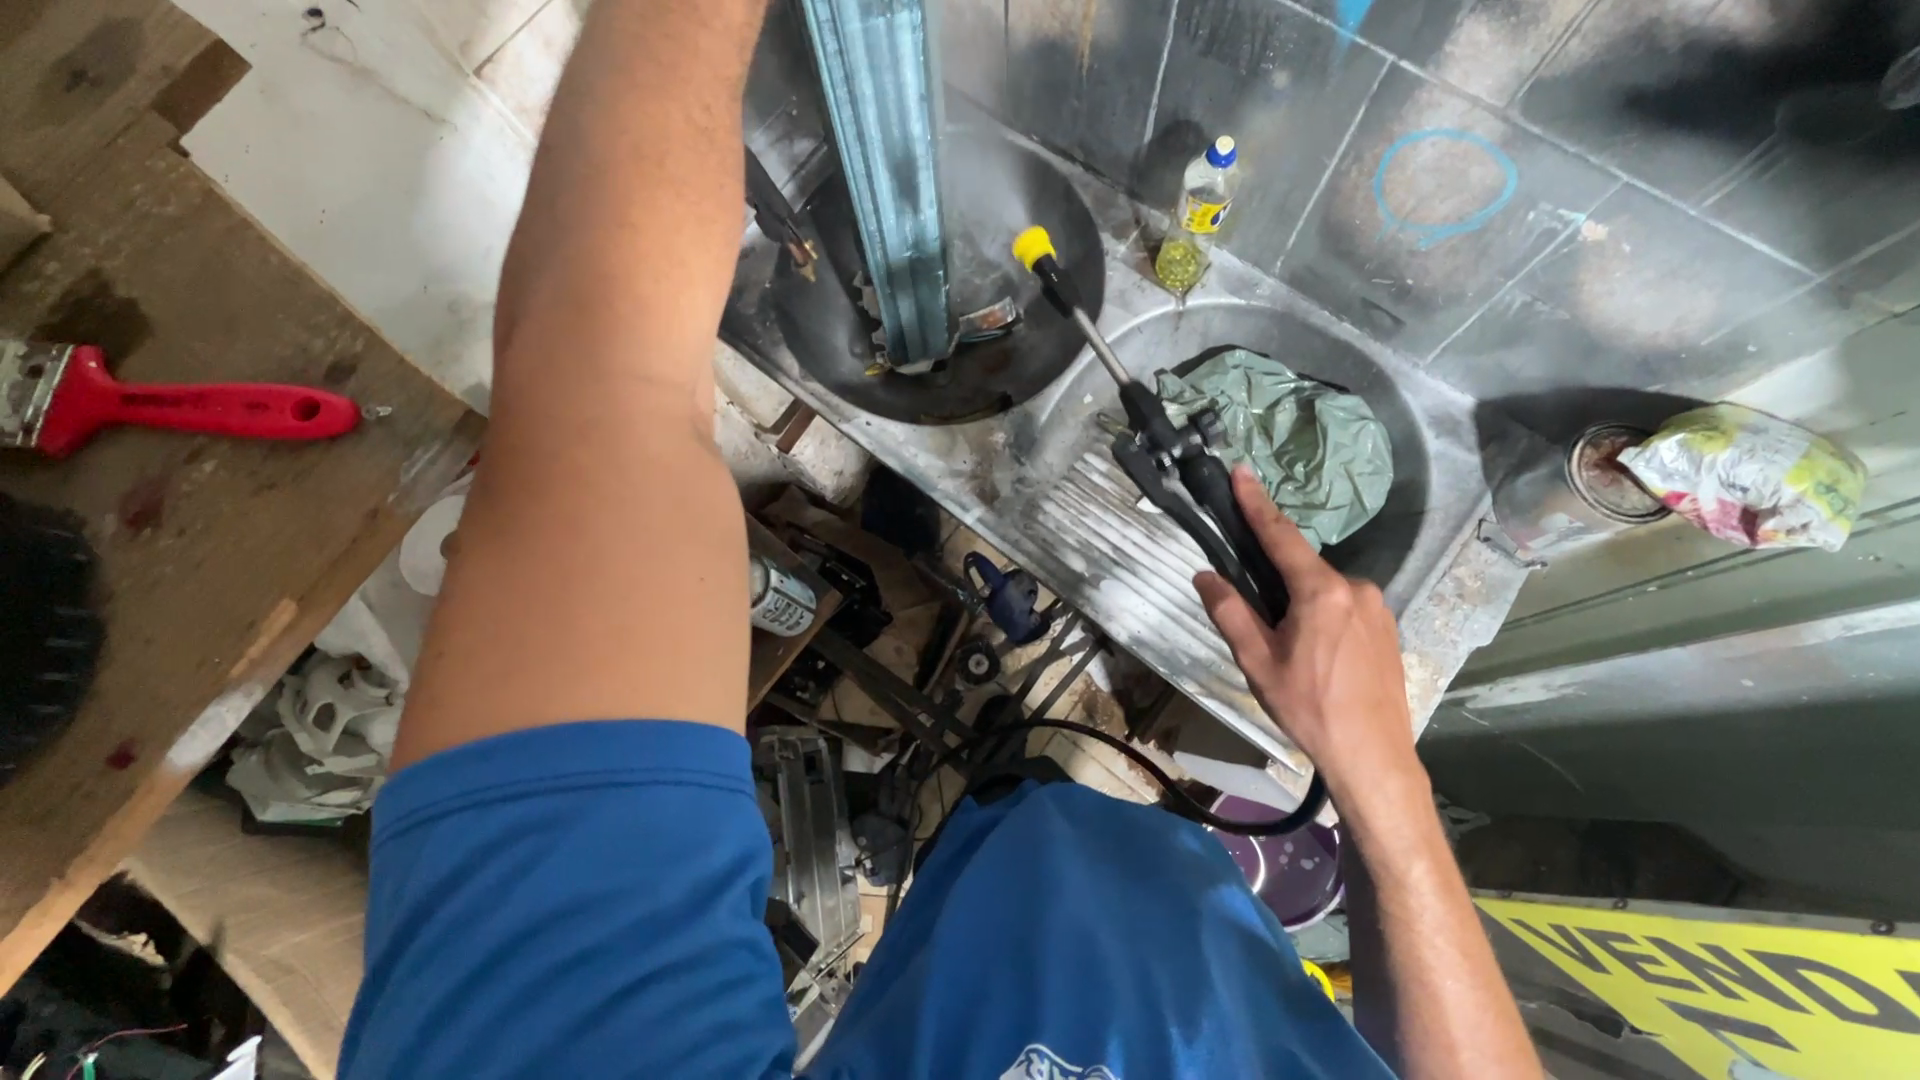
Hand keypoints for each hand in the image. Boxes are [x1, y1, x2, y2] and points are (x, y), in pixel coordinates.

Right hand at [1193, 466, 1424, 804]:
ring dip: (1299, 606)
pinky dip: (1322, 618)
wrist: (1373, 756)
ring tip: (1290, 654)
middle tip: (1260, 626)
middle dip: (1276, 583)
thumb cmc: (1309, 708)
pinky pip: (1344, 608)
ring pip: (1323, 591)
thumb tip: (1204, 575)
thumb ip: (1230, 612)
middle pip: (1302, 569)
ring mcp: (1378, 607)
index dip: (1256, 503)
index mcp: (1321, 591)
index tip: (1241, 471)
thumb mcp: (1257, 662)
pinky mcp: (1388, 627)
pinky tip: (1317, 657)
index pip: (1281, 536)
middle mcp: (1356, 588)